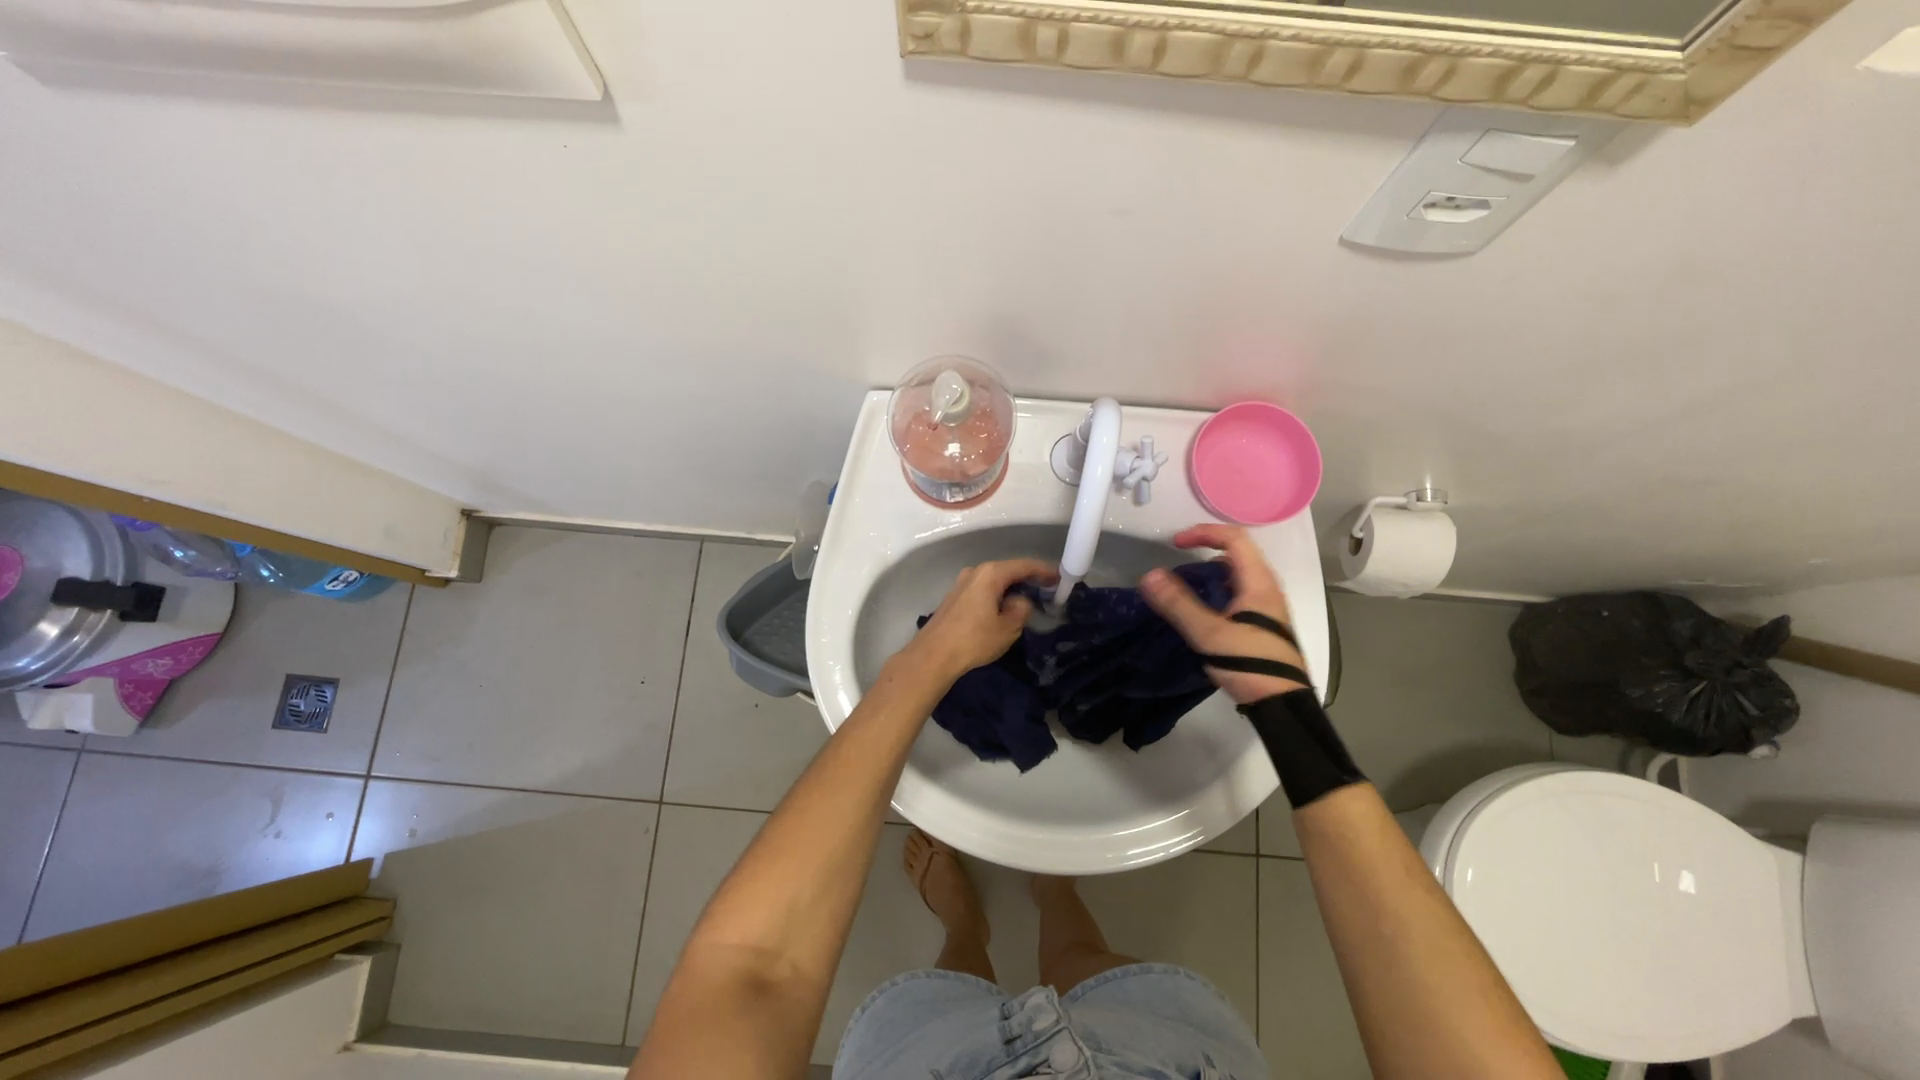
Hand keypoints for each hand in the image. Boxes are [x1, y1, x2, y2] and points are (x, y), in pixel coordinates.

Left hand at [900, 558, 1058, 682]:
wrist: (934, 655)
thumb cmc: (974, 639)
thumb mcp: (1008, 627)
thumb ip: (1022, 609)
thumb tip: (1020, 601)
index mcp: (990, 574)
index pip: (1024, 566)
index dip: (1044, 571)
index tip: (1060, 578)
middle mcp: (975, 572)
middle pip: (1008, 570)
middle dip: (1028, 579)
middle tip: (1048, 589)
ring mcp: (962, 584)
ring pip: (994, 581)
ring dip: (1012, 588)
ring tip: (1030, 599)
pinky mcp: (955, 598)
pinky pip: (984, 590)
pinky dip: (998, 594)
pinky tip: (1005, 607)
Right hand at [1140, 524, 1309, 704]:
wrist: (1282, 703)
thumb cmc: (1250, 664)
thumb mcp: (1209, 634)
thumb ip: (1178, 604)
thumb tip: (1150, 575)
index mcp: (1259, 583)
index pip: (1234, 539)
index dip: (1203, 533)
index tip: (1175, 543)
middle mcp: (1268, 588)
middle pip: (1238, 553)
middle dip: (1205, 550)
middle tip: (1178, 562)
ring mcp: (1268, 606)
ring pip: (1239, 575)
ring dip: (1212, 572)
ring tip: (1187, 588)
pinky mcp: (1264, 623)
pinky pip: (1240, 592)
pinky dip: (1219, 590)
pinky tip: (1204, 612)